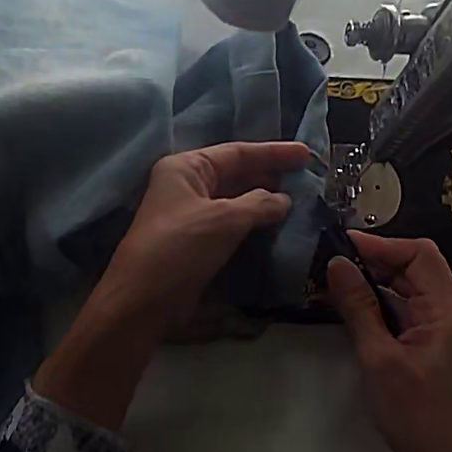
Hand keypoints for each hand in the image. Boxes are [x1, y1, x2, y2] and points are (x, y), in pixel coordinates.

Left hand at [34, 140, 308, 430]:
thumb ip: (259, 204)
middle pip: (234, 173)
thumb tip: (283, 200)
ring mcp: (189, 214)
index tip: (306, 155)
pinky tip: (277, 226)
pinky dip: (252, 222)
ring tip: (300, 200)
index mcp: (185, 168)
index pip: (236, 152)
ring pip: (234, 199)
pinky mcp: (195, 241)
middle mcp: (185, 185)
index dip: (273, 152)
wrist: (143, 299)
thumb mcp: (224, 219)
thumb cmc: (180, 248)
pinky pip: (230, 223)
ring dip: (264, 200)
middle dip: (270, 175)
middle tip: (308, 178)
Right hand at [326, 232, 451, 451]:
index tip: (342, 245)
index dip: (381, 245)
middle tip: (333, 260)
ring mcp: (443, 325)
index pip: (420, 255)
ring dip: (376, 277)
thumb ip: (358, 306)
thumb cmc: (411, 411)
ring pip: (409, 284)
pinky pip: (406, 304)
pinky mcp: (430, 339)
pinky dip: (380, 298)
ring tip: (337, 277)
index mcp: (448, 311)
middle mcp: (451, 311)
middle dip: (376, 258)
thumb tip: (336, 263)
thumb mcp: (377, 357)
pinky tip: (353, 302)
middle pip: (416, 265)